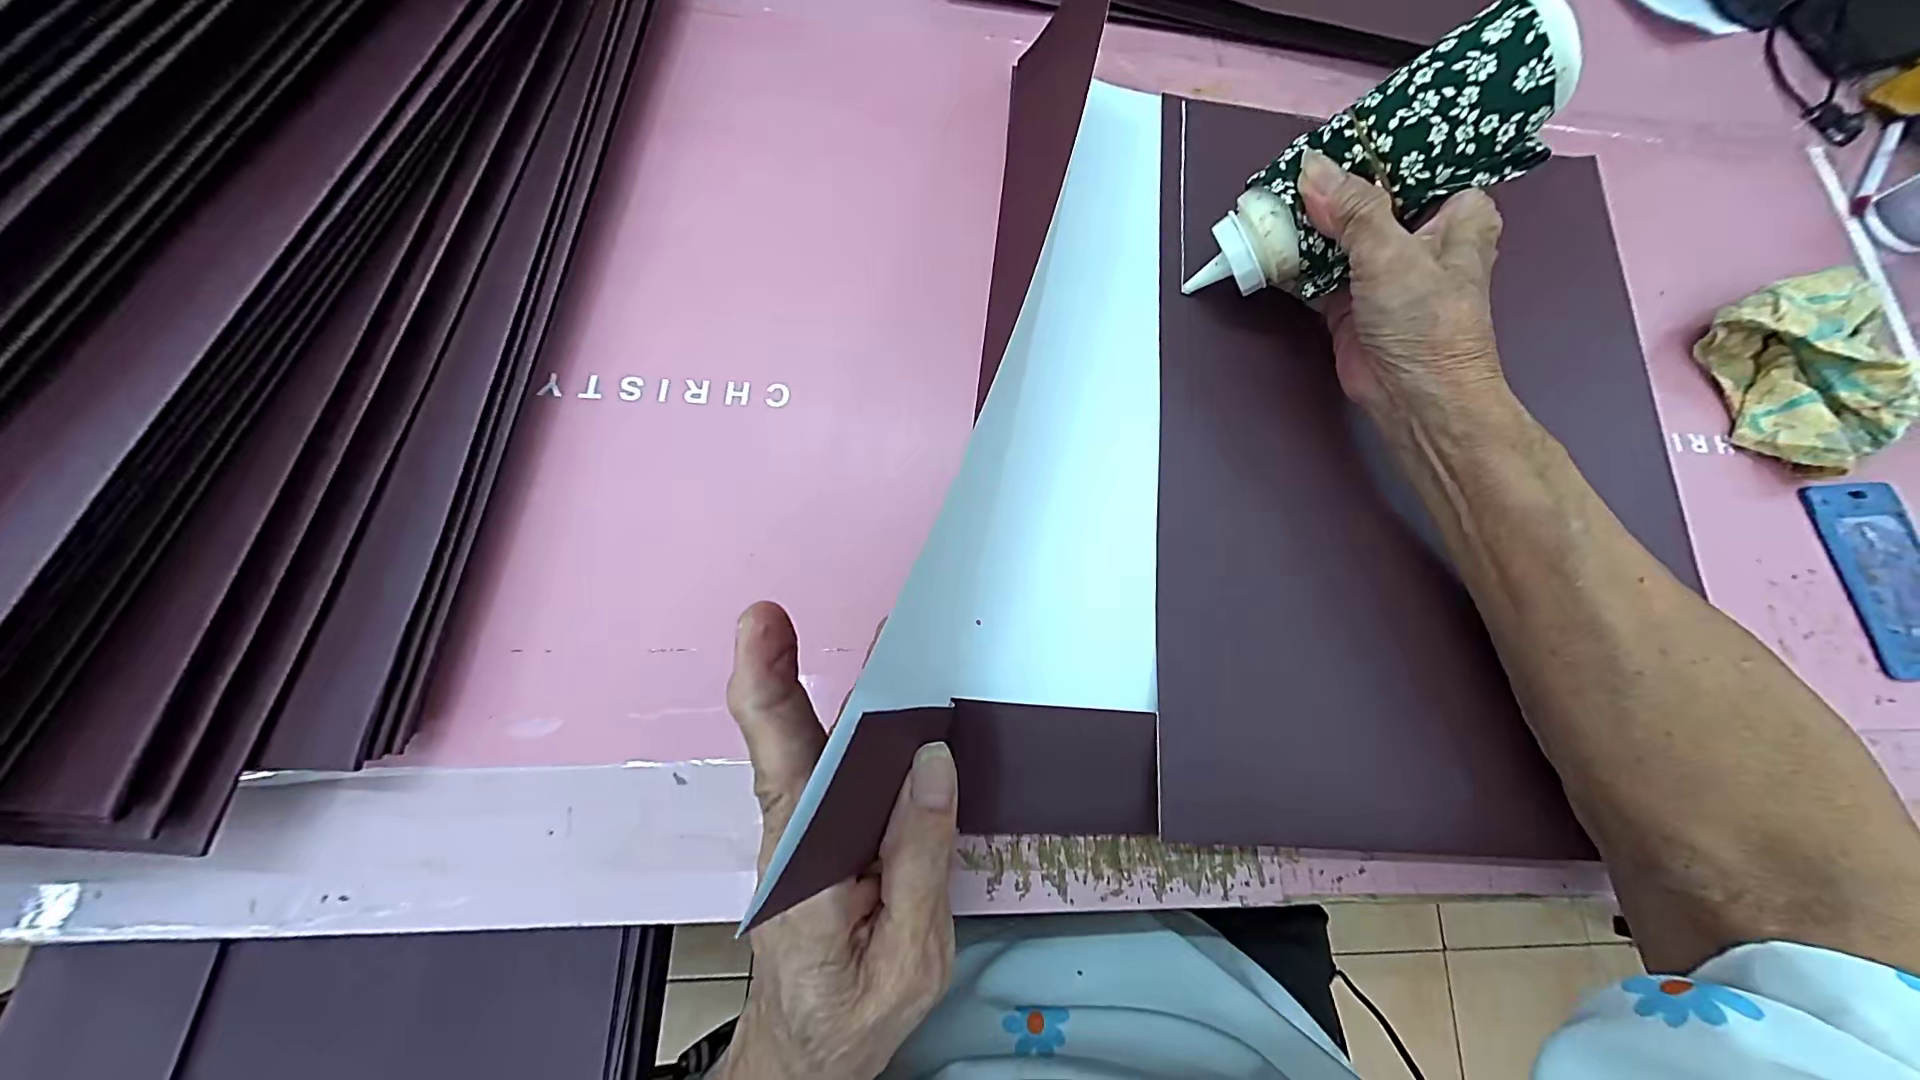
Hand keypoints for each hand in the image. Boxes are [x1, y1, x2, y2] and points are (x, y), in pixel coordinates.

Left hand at [717, 602, 959, 1079]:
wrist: (811, 1050)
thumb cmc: (852, 1012)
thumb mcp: (909, 957)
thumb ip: (918, 860)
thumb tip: (931, 757)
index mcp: (803, 861)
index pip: (782, 760)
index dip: (767, 684)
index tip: (762, 624)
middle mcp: (792, 828)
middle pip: (781, 732)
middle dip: (777, 664)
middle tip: (773, 613)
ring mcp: (803, 823)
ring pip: (806, 737)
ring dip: (811, 679)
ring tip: (869, 636)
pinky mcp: (823, 824)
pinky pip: (834, 758)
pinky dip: (853, 714)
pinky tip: (884, 694)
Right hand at [1297, 149, 1508, 417]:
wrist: (1413, 395)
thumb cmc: (1429, 324)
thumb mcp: (1391, 253)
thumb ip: (1352, 209)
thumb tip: (1313, 170)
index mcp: (1455, 212)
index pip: (1414, 166)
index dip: (1376, 152)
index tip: (1336, 140)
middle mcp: (1418, 238)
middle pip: (1367, 202)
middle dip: (1330, 192)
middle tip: (1290, 174)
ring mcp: (1379, 272)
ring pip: (1337, 238)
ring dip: (1307, 229)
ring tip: (1272, 206)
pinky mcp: (1348, 302)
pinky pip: (1316, 274)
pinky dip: (1295, 264)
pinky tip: (1270, 248)